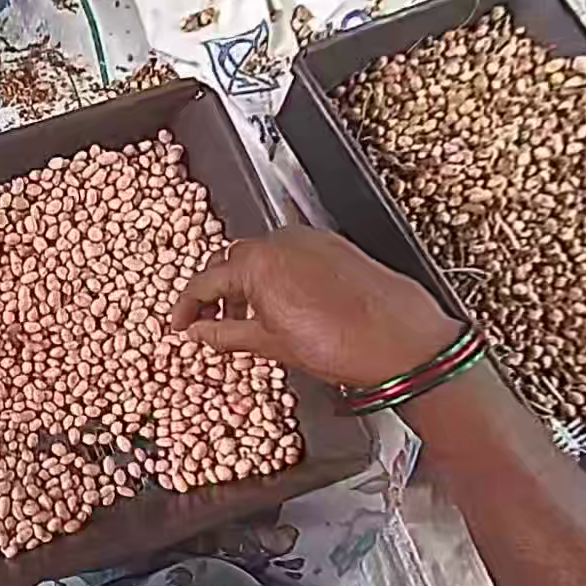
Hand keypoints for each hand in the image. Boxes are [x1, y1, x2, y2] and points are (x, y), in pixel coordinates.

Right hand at [169, 227, 461, 386]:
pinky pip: (286, 256)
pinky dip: (271, 277)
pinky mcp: (332, 246)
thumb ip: (223, 334)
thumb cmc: (341, 345)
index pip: (203, 282)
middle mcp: (280, 243)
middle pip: (227, 264)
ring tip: (243, 320)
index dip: (185, 307)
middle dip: (213, 294)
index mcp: (256, 265)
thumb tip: (198, 332)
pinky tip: (276, 306)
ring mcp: (308, 241)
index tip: (180, 324)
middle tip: (207, 323)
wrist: (405, 343)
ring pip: (257, 258)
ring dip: (242, 286)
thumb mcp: (268, 344)